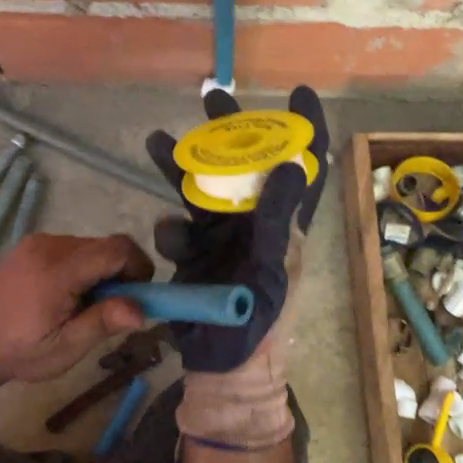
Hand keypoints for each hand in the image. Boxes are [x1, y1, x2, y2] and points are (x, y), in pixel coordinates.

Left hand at [0, 233, 154, 384]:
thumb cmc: (20, 352)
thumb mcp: (65, 347)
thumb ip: (103, 322)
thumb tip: (140, 310)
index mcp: (57, 270)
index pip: (117, 249)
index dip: (138, 268)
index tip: (137, 297)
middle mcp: (48, 245)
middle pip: (106, 246)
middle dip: (120, 274)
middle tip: (111, 309)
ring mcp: (38, 242)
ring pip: (91, 246)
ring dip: (100, 271)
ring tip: (85, 306)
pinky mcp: (31, 245)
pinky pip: (72, 248)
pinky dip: (82, 267)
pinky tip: (67, 295)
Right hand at [146, 87, 329, 447]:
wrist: (224, 369)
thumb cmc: (263, 325)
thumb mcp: (274, 272)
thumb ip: (278, 220)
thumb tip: (290, 166)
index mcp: (286, 225)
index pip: (303, 169)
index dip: (304, 130)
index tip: (298, 93)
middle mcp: (255, 222)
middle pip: (244, 167)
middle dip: (230, 132)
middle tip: (212, 99)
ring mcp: (222, 237)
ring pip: (203, 189)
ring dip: (182, 166)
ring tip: (158, 141)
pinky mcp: (194, 255)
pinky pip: (178, 229)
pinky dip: (170, 228)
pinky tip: (167, 232)